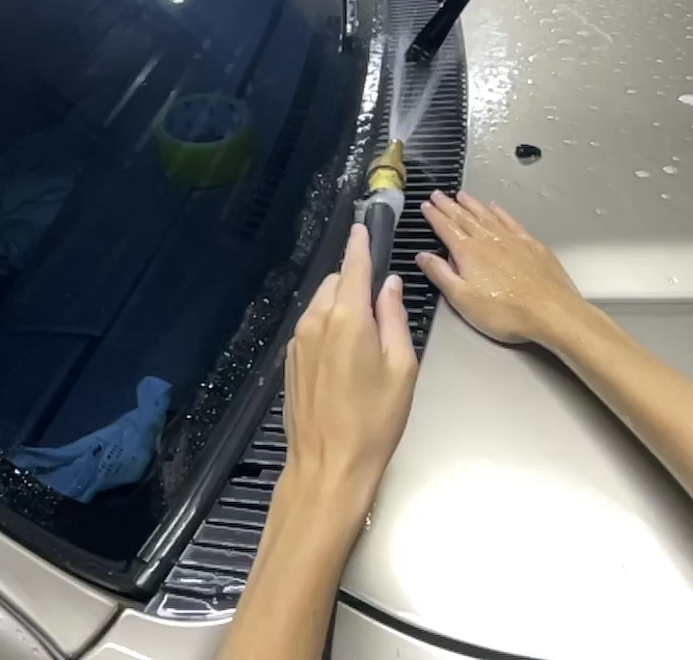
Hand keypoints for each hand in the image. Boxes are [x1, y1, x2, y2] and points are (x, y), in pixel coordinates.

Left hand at [282, 224, 417, 511]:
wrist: (328, 465)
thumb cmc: (374, 420)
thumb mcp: (402, 368)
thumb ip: (394, 318)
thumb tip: (389, 285)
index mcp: (347, 318)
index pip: (354, 266)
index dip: (360, 243)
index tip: (362, 226)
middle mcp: (316, 321)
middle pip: (337, 283)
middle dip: (356, 282)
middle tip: (379, 307)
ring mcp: (298, 340)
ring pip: (321, 303)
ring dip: (341, 304)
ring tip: (364, 336)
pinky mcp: (290, 359)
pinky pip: (311, 326)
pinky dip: (328, 325)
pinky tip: (344, 355)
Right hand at [417, 190, 583, 344]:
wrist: (552, 313)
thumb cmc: (504, 312)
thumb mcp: (462, 299)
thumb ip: (440, 274)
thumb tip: (422, 255)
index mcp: (468, 252)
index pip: (446, 228)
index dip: (434, 216)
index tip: (425, 206)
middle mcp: (488, 240)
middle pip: (464, 218)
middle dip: (448, 205)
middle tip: (437, 194)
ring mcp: (512, 240)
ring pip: (486, 216)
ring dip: (471, 204)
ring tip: (461, 194)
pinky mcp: (532, 245)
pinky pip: (511, 222)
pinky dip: (500, 212)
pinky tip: (495, 207)